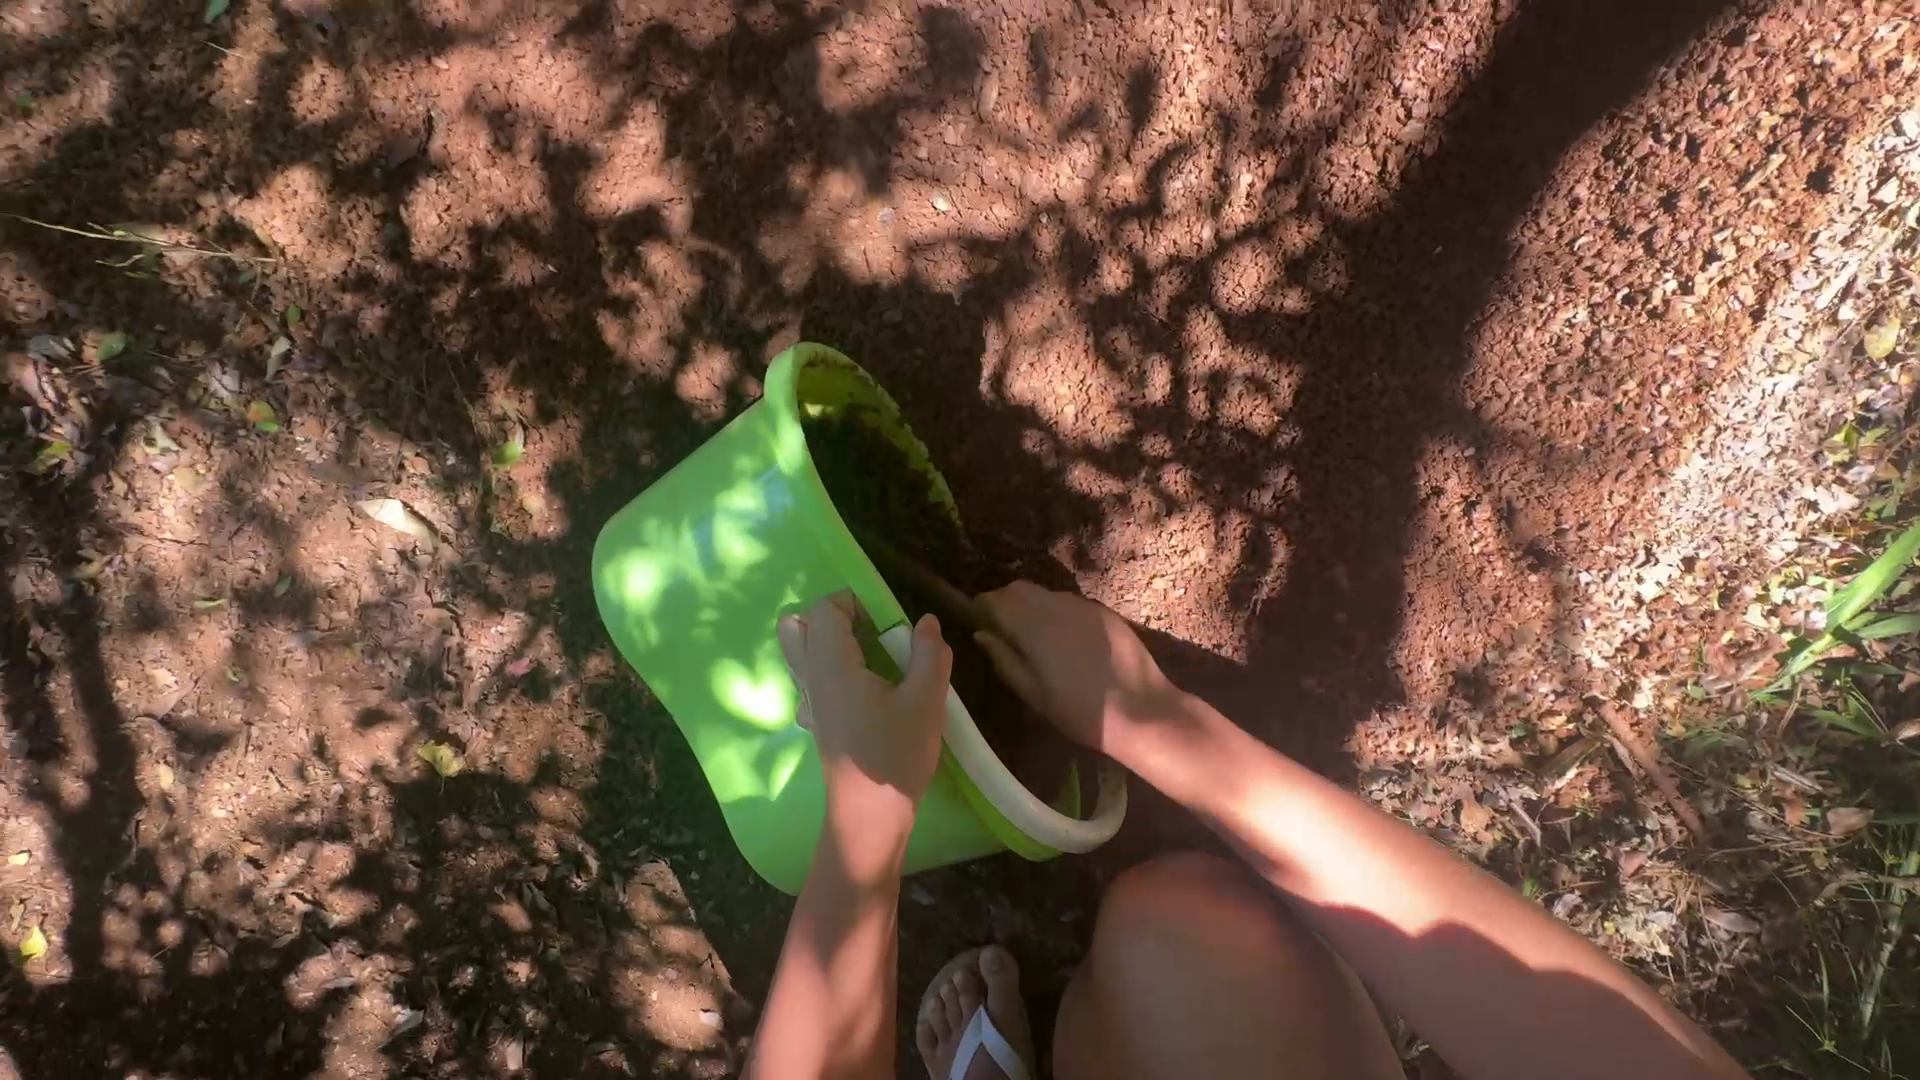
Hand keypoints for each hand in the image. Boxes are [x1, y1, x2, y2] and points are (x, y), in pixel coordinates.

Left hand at [778, 592, 952, 828]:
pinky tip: (861, 695)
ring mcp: (808, 701)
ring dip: (829, 644)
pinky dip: (829, 674)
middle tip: (871, 636)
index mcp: (832, 664)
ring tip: (869, 662)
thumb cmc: (896, 756)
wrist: (868, 817)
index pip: (825, 608)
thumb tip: (927, 622)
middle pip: (799, 626)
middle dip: (833, 618)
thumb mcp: (926, 702)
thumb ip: (929, 654)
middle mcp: (811, 676)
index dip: (855, 603)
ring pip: (800, 654)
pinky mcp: (815, 723)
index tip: (887, 625)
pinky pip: (809, 682)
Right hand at [972, 581, 1187, 762]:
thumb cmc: (1079, 711)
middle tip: (1003, 631)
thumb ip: (1003, 658)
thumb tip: (982, 634)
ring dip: (1031, 606)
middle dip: (1005, 603)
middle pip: (1019, 589)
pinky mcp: (1103, 612)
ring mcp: (1083, 606)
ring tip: (1034, 638)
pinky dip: (1056, 612)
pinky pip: (1068, 603)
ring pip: (1044, 593)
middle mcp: (1055, 605)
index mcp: (1032, 625)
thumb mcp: (1032, 693)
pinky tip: (1064, 641)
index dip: (982, 608)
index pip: (995, 599)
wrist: (1141, 712)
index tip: (978, 623)